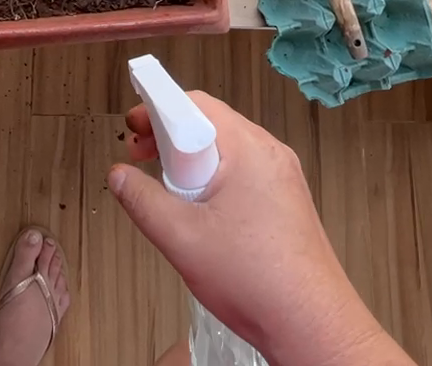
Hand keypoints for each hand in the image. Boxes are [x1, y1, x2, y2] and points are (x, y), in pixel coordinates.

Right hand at [109, 93, 414, 365]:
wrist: (312, 326)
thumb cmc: (257, 281)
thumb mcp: (181, 238)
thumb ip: (142, 200)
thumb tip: (119, 176)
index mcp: (248, 148)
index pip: (195, 105)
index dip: (158, 111)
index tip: (135, 126)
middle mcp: (270, 152)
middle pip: (210, 124)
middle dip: (171, 139)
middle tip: (142, 157)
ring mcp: (282, 175)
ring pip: (226, 149)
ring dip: (191, 162)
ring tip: (170, 192)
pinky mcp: (285, 197)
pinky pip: (242, 170)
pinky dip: (215, 179)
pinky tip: (201, 211)